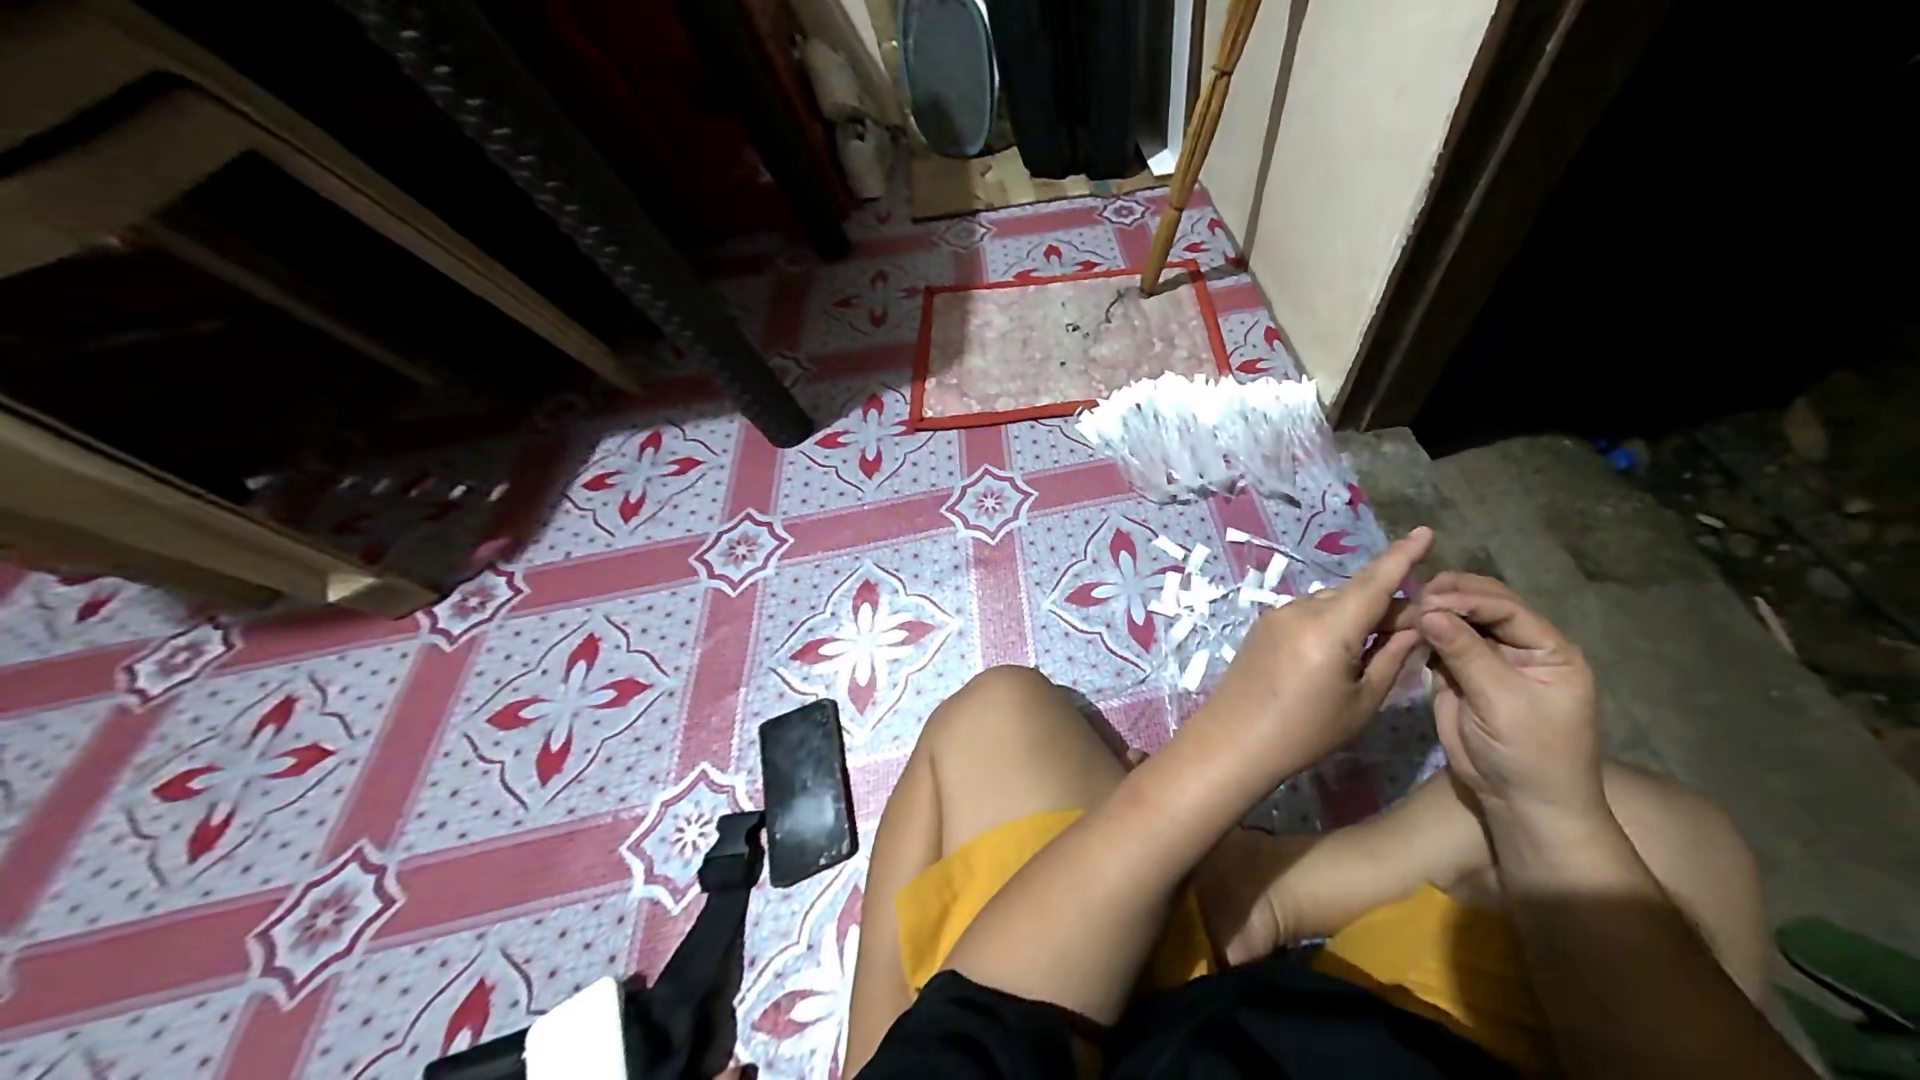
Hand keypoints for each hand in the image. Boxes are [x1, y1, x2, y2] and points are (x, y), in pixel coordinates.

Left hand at [1204, 527, 1432, 773]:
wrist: (1233, 740)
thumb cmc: (1305, 732)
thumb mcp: (1362, 701)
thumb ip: (1391, 657)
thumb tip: (1413, 627)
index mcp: (1328, 627)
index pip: (1374, 582)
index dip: (1402, 556)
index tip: (1425, 531)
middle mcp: (1299, 611)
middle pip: (1353, 594)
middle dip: (1387, 603)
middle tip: (1418, 626)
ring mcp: (1275, 616)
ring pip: (1329, 603)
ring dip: (1357, 614)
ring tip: (1380, 642)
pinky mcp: (1262, 627)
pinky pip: (1306, 614)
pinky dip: (1330, 622)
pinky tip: (1339, 650)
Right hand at [1411, 573, 1602, 816]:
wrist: (1519, 801)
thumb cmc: (1530, 752)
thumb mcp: (1502, 700)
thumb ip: (1465, 652)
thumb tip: (1427, 611)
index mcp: (1548, 650)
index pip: (1508, 609)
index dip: (1469, 599)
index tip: (1428, 598)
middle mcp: (1519, 648)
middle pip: (1485, 606)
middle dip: (1451, 597)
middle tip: (1414, 596)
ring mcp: (1487, 661)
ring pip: (1458, 622)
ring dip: (1433, 613)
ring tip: (1403, 608)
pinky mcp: (1459, 676)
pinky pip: (1440, 645)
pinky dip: (1422, 635)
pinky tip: (1403, 628)